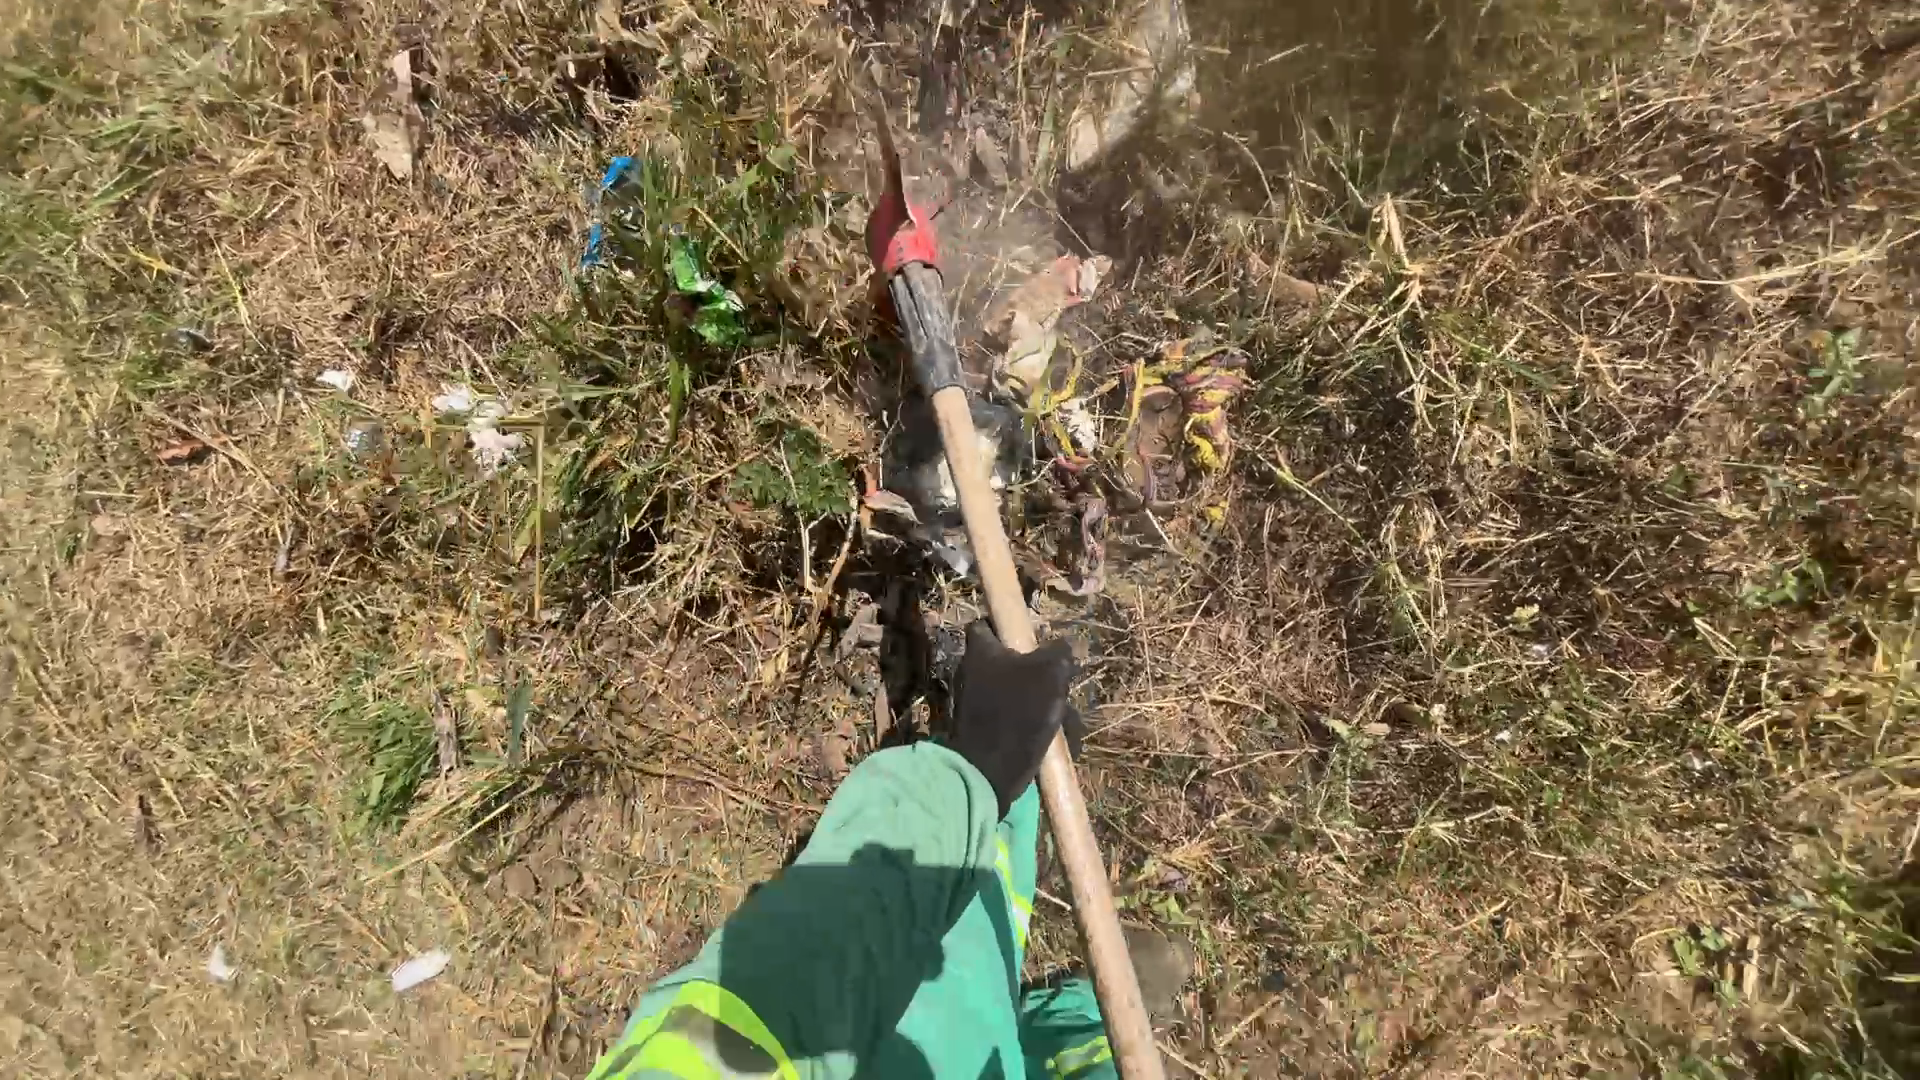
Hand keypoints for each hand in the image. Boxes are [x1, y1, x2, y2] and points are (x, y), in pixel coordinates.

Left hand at [949, 622, 1078, 816]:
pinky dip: (1038, 725)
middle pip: (1013, 661)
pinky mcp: (989, 728)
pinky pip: (1019, 717)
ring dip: (1048, 703)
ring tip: (1070, 721)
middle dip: (1043, 673)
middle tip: (1063, 683)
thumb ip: (1058, 653)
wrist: (991, 768)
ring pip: (1022, 692)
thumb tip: (1063, 645)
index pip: (984, 625)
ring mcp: (981, 702)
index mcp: (982, 652)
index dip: (1005, 625)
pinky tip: (1061, 739)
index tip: (1031, 635)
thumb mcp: (1048, 673)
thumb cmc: (1018, 710)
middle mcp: (976, 673)